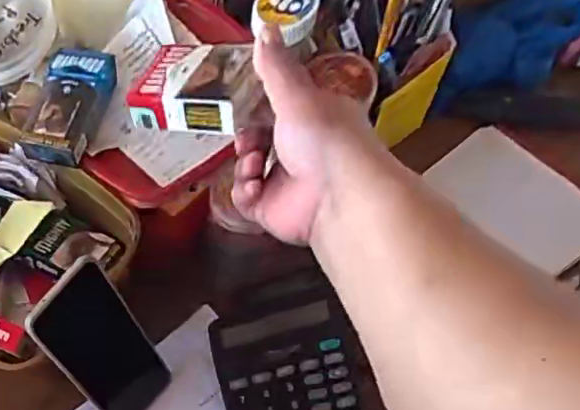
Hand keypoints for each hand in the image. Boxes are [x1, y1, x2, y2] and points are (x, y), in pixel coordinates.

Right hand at [232, 26, 383, 245]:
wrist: (335, 194)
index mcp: (310, 117)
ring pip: (246, 170)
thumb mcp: (296, 95)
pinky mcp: (270, 209)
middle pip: (256, 141)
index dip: (258, 108)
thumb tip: (262, 30)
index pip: (277, 108)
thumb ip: (275, 68)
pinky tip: (254, 188)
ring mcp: (283, 181)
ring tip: (254, 166)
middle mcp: (297, 149)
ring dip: (244, 167)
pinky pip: (245, 199)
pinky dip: (243, 193)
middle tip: (247, 141)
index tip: (246, 106)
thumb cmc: (325, 139)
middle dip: (246, 140)